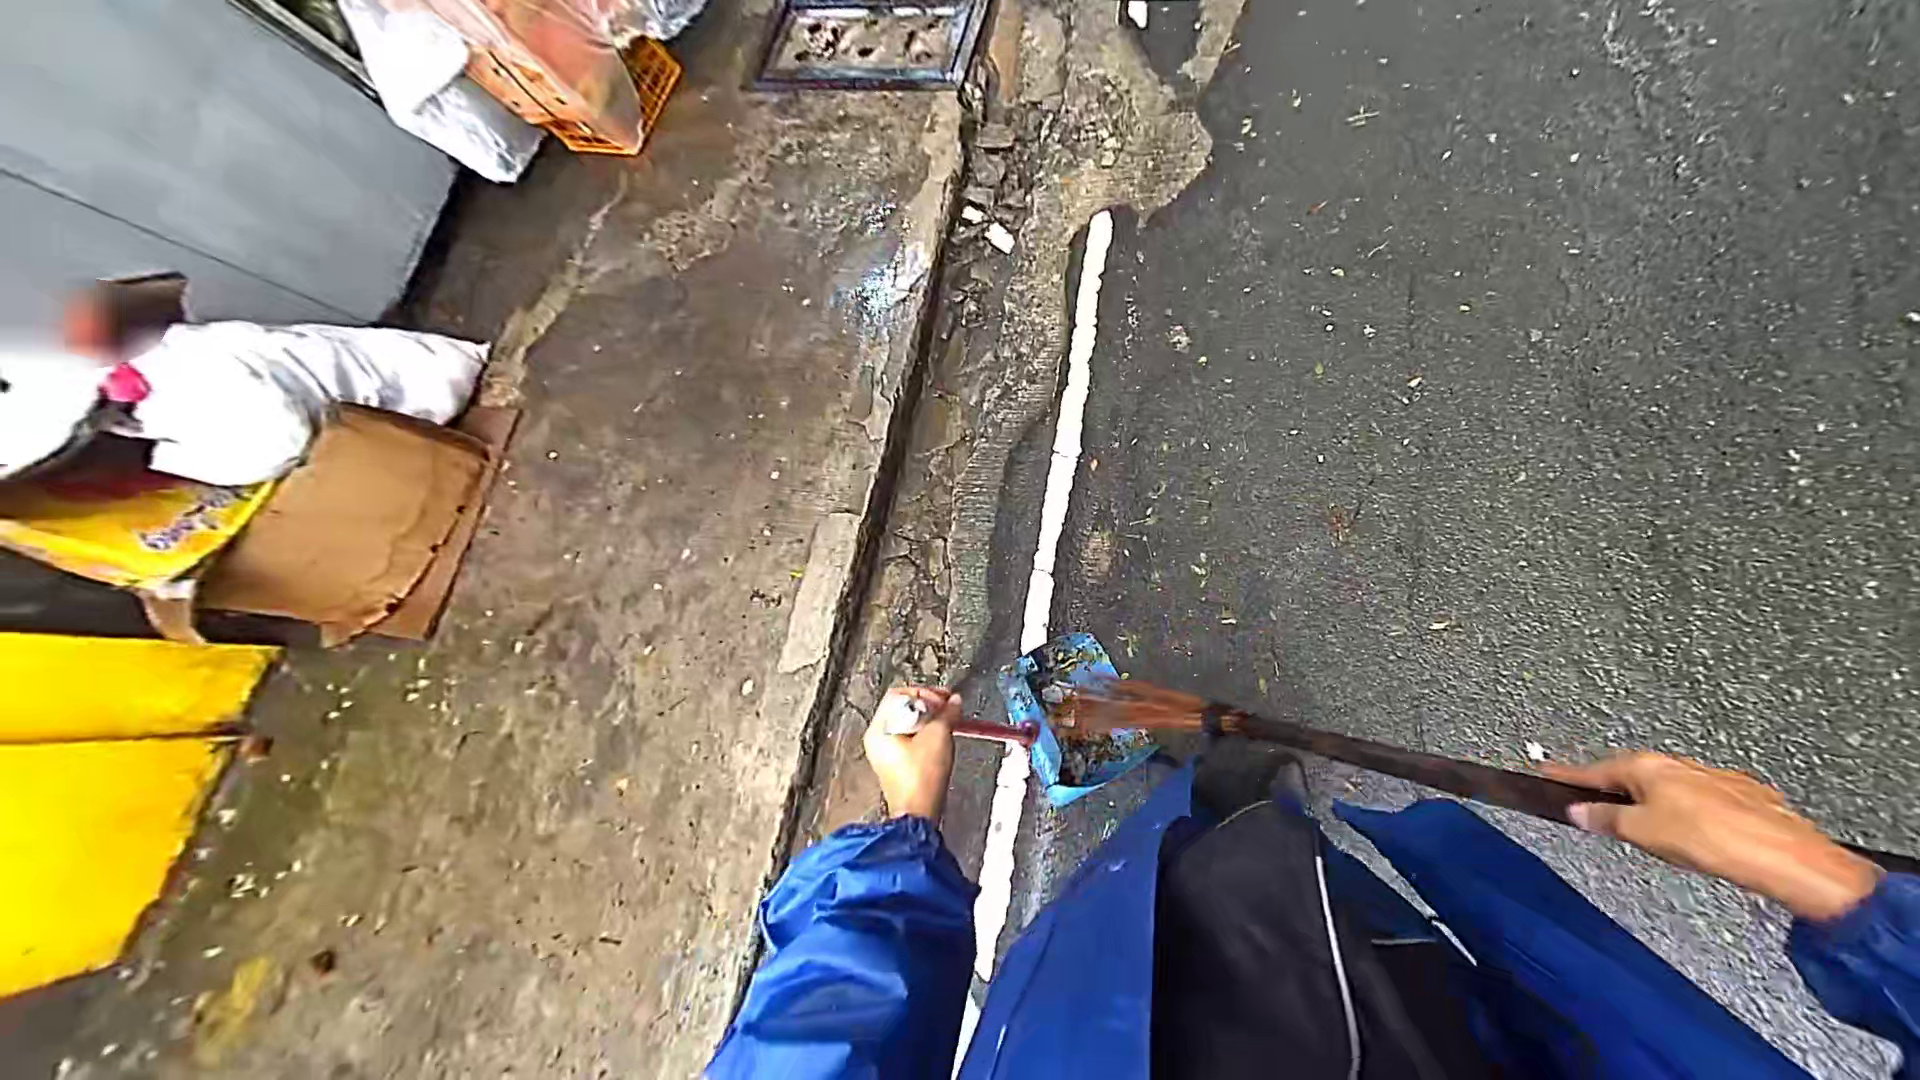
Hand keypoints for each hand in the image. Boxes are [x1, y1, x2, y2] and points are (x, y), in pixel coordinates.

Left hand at [863, 687, 958, 821]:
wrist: (919, 814)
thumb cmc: (921, 780)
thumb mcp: (939, 736)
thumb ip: (947, 713)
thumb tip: (954, 702)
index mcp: (879, 729)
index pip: (899, 695)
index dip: (924, 693)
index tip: (943, 700)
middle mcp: (878, 738)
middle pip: (903, 707)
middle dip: (928, 705)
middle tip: (948, 708)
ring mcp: (887, 752)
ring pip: (909, 722)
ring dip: (930, 719)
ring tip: (947, 722)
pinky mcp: (898, 762)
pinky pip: (911, 737)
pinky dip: (926, 733)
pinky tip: (941, 737)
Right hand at [1545, 753, 1881, 921]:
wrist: (1796, 864)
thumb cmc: (1715, 841)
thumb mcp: (1639, 832)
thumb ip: (1603, 818)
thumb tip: (1579, 812)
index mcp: (1646, 765)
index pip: (1591, 770)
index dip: (1566, 775)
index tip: (1546, 772)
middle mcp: (1678, 764)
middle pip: (1633, 776)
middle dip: (1618, 793)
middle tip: (1606, 813)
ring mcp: (1717, 779)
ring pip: (1671, 788)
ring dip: (1659, 805)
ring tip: (1660, 831)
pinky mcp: (1750, 798)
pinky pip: (1705, 801)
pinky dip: (1694, 814)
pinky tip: (1702, 836)